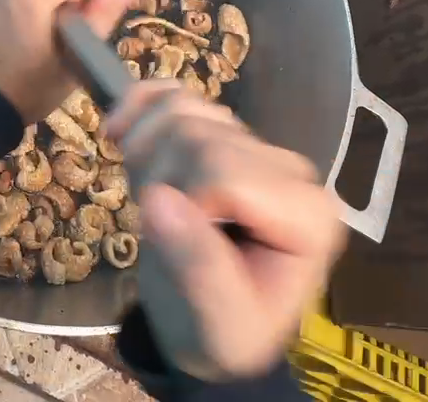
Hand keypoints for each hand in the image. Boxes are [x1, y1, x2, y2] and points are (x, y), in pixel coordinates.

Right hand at [105, 81, 346, 380]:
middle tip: (156, 225)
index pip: (223, 169)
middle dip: (158, 176)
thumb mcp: (218, 324)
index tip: (173, 242)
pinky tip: (120, 132)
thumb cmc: (221, 333)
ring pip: (182, 107)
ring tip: (147, 194)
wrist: (207, 327)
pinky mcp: (222, 132)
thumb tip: (158, 199)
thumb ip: (199, 267)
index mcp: (306, 215)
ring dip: (144, 147)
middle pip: (198, 135)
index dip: (180, 198)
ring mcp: (256, 144)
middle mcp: (291, 170)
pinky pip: (174, 93)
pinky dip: (139, 104)